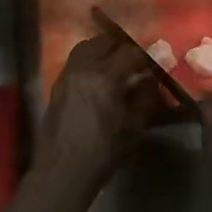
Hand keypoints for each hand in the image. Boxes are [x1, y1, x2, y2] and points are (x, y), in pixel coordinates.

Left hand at [35, 32, 163, 184]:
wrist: (64, 170)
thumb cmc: (103, 151)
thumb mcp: (134, 127)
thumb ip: (144, 97)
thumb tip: (149, 80)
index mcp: (105, 77)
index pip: (130, 53)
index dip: (145, 56)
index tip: (153, 63)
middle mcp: (84, 68)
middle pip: (105, 41)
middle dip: (122, 47)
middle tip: (134, 60)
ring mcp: (67, 74)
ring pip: (86, 47)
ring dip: (102, 49)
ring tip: (114, 63)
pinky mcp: (58, 84)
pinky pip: (75, 60)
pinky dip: (88, 60)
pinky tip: (97, 76)